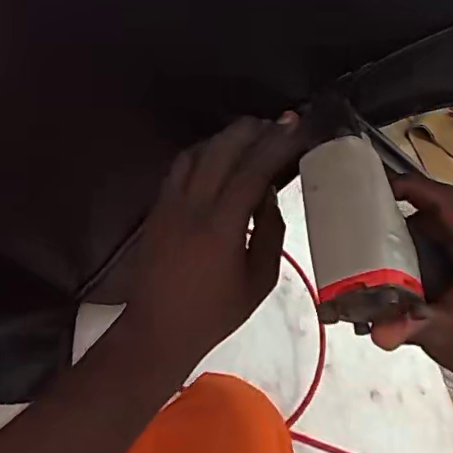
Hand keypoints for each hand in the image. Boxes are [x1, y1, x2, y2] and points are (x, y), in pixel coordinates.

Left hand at [125, 114, 305, 361]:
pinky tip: (217, 153)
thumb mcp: (259, 280)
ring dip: (225, 137)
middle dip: (252, 130)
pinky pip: (179, 167)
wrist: (157, 330)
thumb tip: (270, 194)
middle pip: (222, 151)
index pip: (252, 172)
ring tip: (251, 133)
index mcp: (221, 229)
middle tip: (277, 122)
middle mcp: (192, 208)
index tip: (295, 128)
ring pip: (197, 153)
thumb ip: (271, 233)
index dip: (276, 145)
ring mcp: (169, 205)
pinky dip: (202, 152)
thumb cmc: (215, 313)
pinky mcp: (157, 208)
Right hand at [369, 172, 452, 383]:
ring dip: (418, 237)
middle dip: (407, 220)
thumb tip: (375, 333)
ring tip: (385, 251)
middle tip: (372, 227)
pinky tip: (410, 267)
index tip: (383, 184)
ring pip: (448, 228)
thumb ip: (407, 326)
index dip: (416, 188)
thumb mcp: (442, 335)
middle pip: (444, 215)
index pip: (449, 204)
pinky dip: (432, 249)